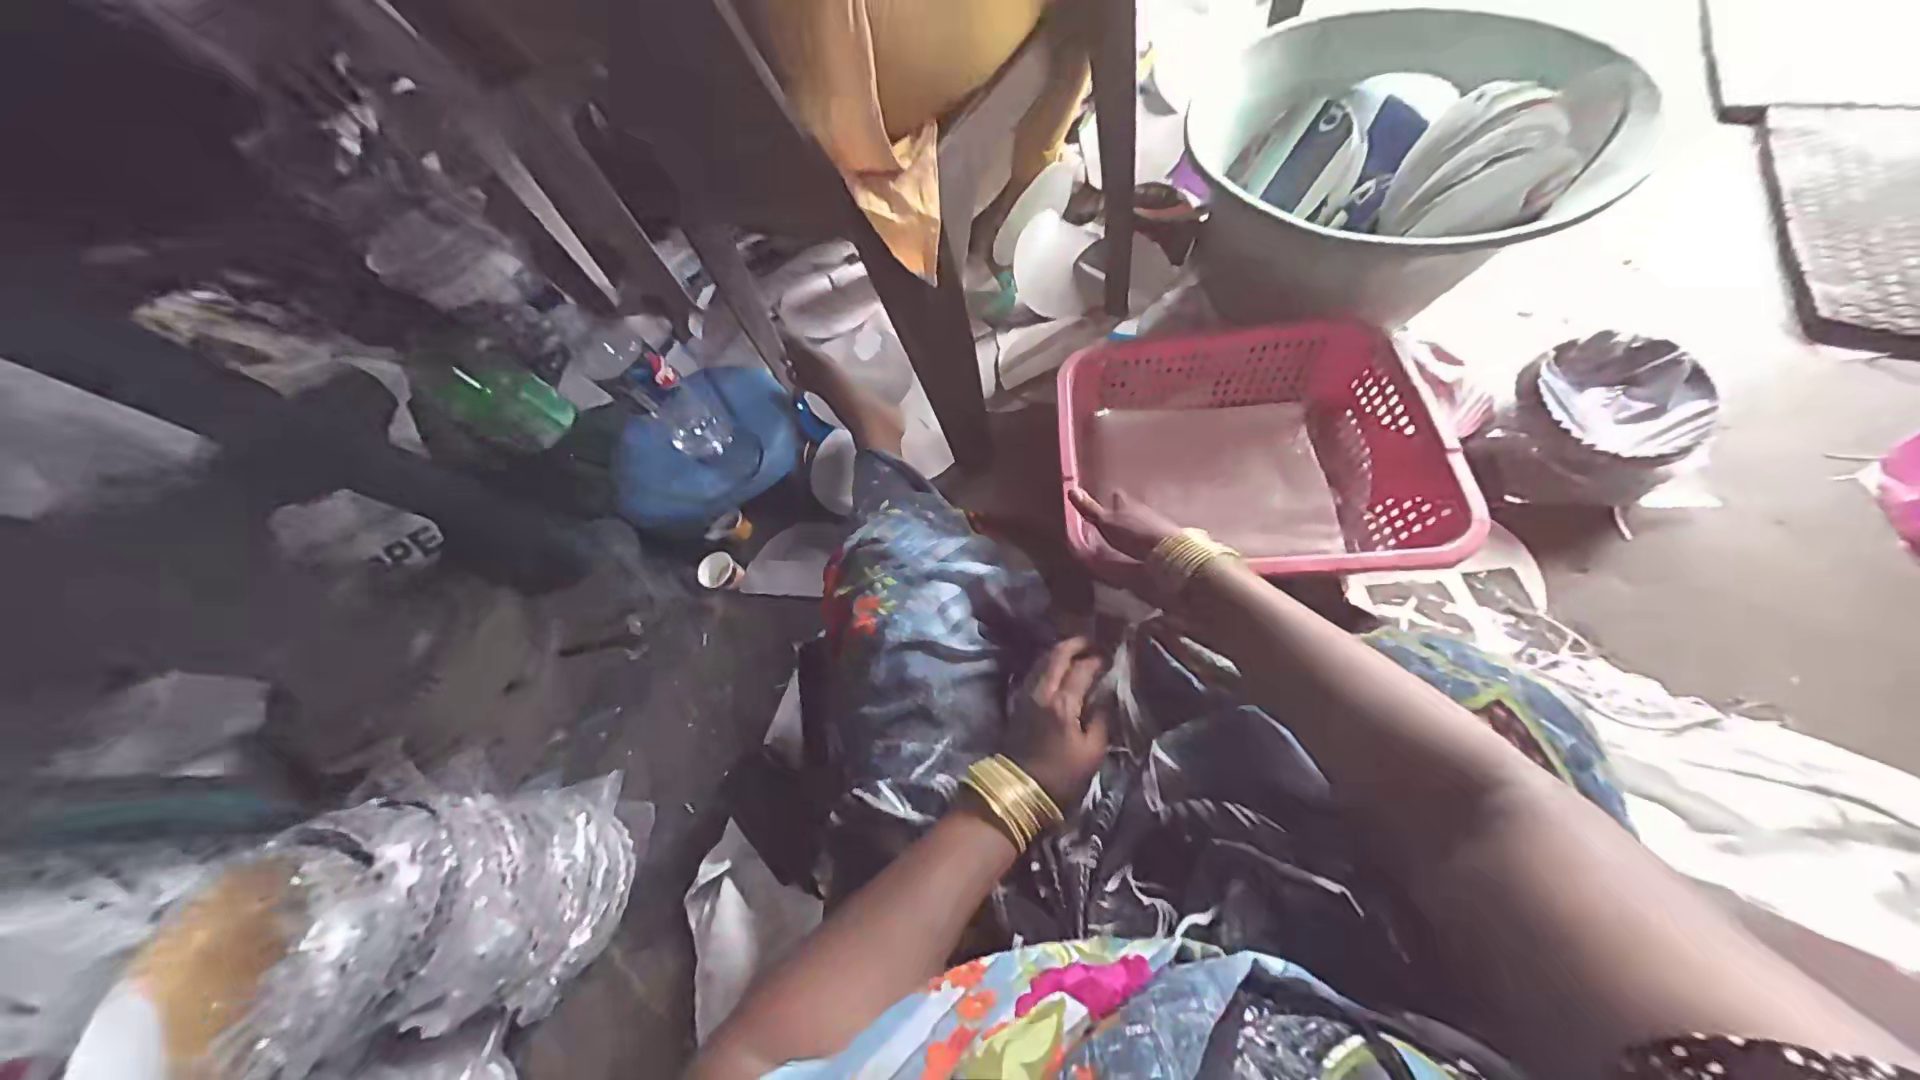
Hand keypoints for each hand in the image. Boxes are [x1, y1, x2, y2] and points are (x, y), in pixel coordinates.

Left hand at [1004, 637, 1111, 812]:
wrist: (1019, 788)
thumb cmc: (1061, 775)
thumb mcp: (1092, 752)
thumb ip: (1100, 720)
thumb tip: (1104, 698)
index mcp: (1063, 703)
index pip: (1081, 669)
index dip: (1096, 660)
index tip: (1109, 657)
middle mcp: (1042, 691)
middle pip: (1056, 655)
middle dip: (1075, 644)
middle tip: (1091, 642)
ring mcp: (1026, 694)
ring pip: (1042, 661)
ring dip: (1059, 652)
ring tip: (1076, 652)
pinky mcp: (1018, 701)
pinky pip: (1035, 672)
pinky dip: (1048, 664)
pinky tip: (1058, 669)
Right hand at [1067, 488, 1190, 597]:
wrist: (1165, 547)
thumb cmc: (1131, 534)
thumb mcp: (1105, 523)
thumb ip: (1090, 508)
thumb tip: (1071, 489)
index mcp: (1123, 503)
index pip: (1115, 496)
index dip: (1110, 500)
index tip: (1106, 504)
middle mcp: (1139, 506)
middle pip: (1129, 505)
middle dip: (1123, 510)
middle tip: (1116, 519)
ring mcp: (1153, 518)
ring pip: (1140, 516)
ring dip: (1135, 521)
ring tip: (1128, 531)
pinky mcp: (1163, 531)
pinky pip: (1151, 527)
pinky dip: (1146, 531)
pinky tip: (1143, 540)